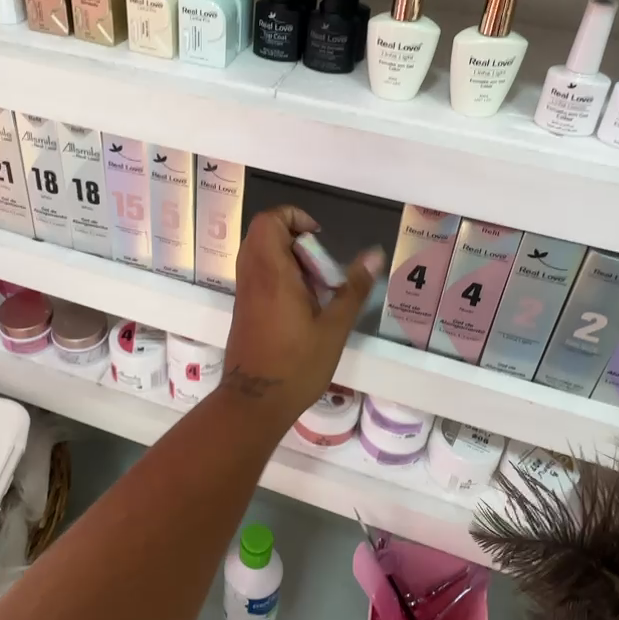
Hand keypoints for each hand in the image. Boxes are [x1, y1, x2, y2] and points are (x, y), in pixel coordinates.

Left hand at [219, 206, 383, 422]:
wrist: (255, 402)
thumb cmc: (297, 364)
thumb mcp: (334, 327)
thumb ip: (353, 288)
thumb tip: (374, 255)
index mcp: (272, 272)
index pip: (269, 220)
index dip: (294, 218)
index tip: (319, 239)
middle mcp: (252, 275)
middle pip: (265, 234)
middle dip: (296, 240)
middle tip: (321, 267)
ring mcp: (244, 292)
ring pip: (260, 254)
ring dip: (289, 260)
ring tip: (317, 287)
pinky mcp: (243, 308)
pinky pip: (258, 275)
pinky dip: (280, 277)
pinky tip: (303, 306)